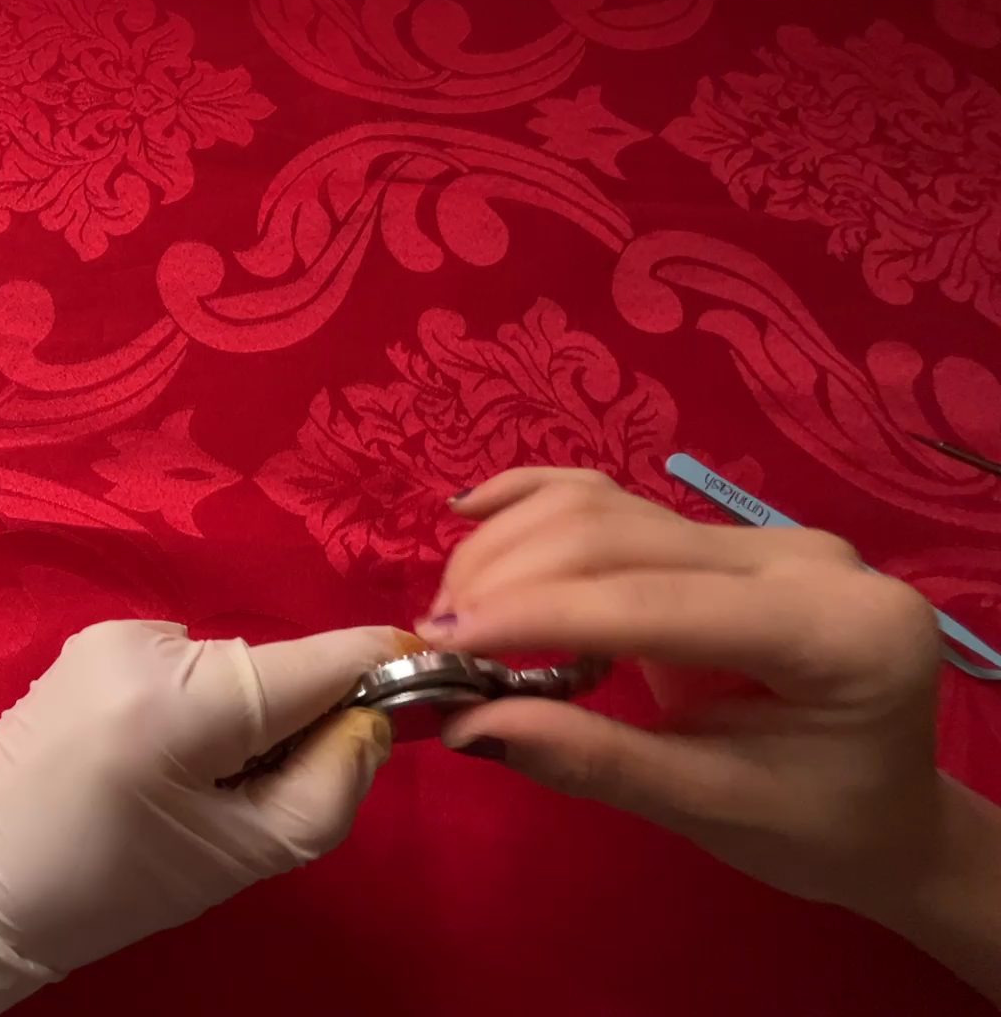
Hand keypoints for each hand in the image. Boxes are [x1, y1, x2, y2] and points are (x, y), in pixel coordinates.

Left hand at [0, 620, 401, 1015]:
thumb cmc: (104, 882)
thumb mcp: (237, 856)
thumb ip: (328, 785)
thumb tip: (370, 718)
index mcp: (182, 696)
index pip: (321, 658)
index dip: (384, 669)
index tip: (424, 686)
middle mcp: (149, 640)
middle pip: (273, 669)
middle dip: (293, 722)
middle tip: (251, 794)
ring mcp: (115, 632)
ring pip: (228, 670)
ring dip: (239, 717)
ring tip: (185, 783)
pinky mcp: (95, 641)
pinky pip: (181, 668)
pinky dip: (194, 707)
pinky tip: (150, 756)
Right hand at [417, 467, 944, 911]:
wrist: (876, 799)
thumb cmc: (812, 820)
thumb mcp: (708, 809)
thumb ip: (589, 759)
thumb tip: (464, 722)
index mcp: (833, 632)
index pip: (648, 602)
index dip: (530, 615)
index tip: (439, 644)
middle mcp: (796, 557)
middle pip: (607, 535)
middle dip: (500, 580)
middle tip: (437, 639)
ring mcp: (747, 532)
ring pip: (589, 506)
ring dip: (498, 549)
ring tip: (452, 608)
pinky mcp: (701, 527)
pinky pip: (595, 491)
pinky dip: (522, 495)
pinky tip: (467, 508)